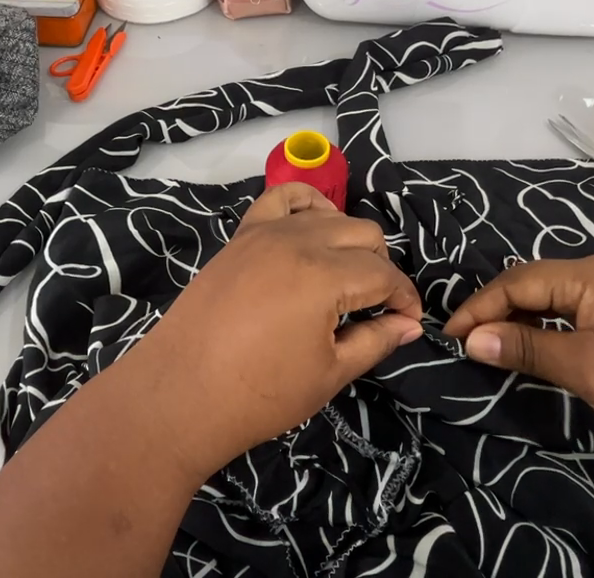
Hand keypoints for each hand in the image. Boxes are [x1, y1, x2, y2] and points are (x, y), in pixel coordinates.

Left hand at [125, 183, 424, 477]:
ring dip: (348, 240)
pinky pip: (280, 198)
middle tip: (376, 306)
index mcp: (325, 275)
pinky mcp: (241, 235)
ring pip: (329, 215)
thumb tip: (411, 324)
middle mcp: (299, 241)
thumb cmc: (260, 394)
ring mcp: (266, 232)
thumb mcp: (329, 374)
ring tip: (345, 276)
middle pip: (363, 234)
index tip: (409, 320)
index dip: (404, 297)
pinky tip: (315, 224)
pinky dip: (306, 203)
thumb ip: (376, 341)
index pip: (383, 274)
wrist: (181, 393)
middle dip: (381, 267)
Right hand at [442, 256, 593, 458]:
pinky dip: (550, 326)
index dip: (480, 307)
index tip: (450, 335)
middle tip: (470, 343)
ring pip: (555, 297)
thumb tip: (472, 339)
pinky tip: (544, 347)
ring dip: (524, 319)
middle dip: (498, 310)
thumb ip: (528, 348)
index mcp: (588, 275)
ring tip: (499, 346)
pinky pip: (577, 310)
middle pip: (534, 283)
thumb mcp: (584, 368)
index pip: (517, 281)